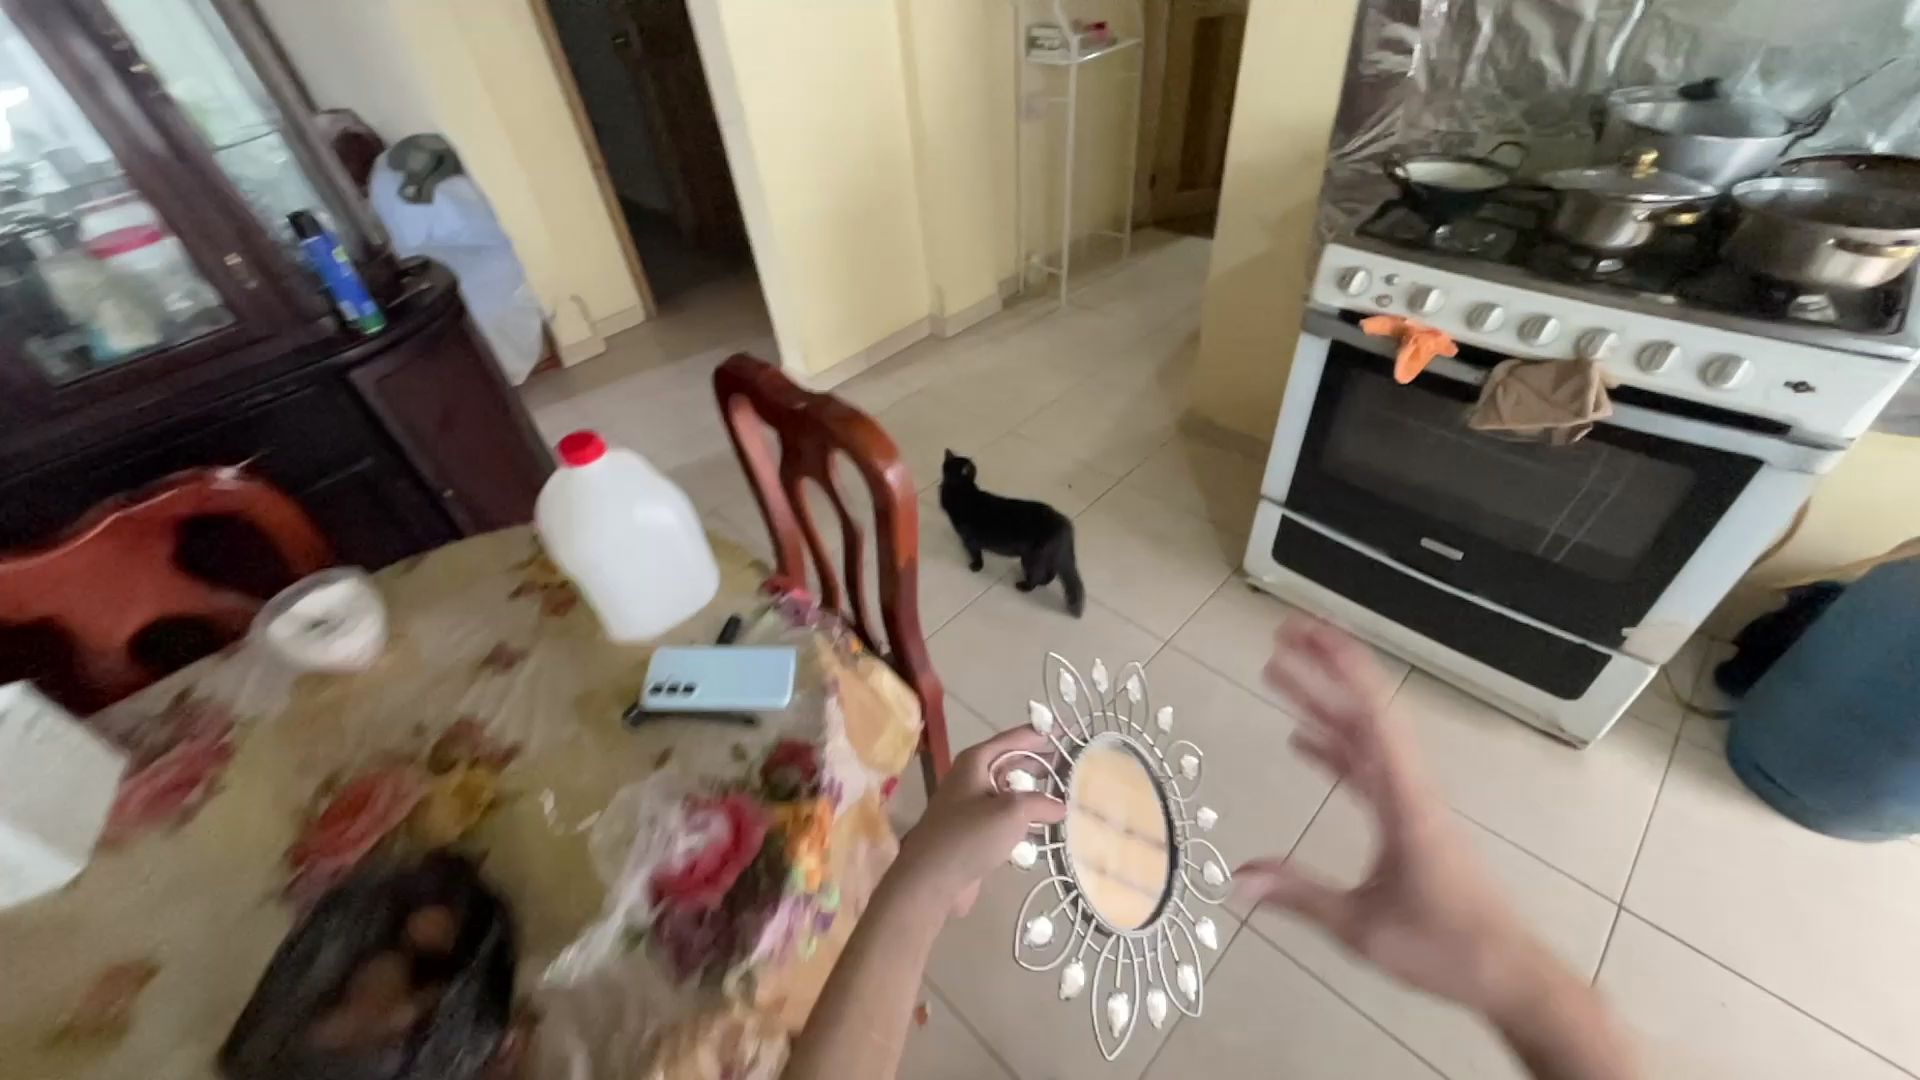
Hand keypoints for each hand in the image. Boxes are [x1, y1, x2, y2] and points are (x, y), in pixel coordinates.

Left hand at [897, 727, 1065, 914]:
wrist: (932, 879)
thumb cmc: (970, 835)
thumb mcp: (1012, 811)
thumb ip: (1040, 802)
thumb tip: (1059, 806)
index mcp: (976, 762)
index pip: (1011, 739)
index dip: (1036, 734)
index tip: (1062, 732)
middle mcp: (972, 778)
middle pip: (1011, 764)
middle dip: (1038, 765)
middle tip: (1069, 769)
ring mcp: (972, 806)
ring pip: (1009, 793)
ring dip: (1034, 797)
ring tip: (1065, 800)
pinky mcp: (975, 833)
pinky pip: (1005, 820)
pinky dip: (1024, 822)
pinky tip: (1046, 832)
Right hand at [1237, 619, 1539, 1014]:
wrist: (1514, 978)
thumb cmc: (1447, 948)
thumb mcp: (1364, 927)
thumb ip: (1297, 896)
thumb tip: (1233, 879)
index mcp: (1404, 799)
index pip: (1373, 718)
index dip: (1342, 670)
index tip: (1310, 634)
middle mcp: (1407, 786)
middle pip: (1364, 711)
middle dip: (1325, 667)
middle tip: (1282, 634)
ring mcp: (1407, 798)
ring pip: (1360, 734)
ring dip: (1322, 699)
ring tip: (1277, 671)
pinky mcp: (1405, 815)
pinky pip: (1361, 765)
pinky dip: (1331, 743)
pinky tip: (1301, 738)